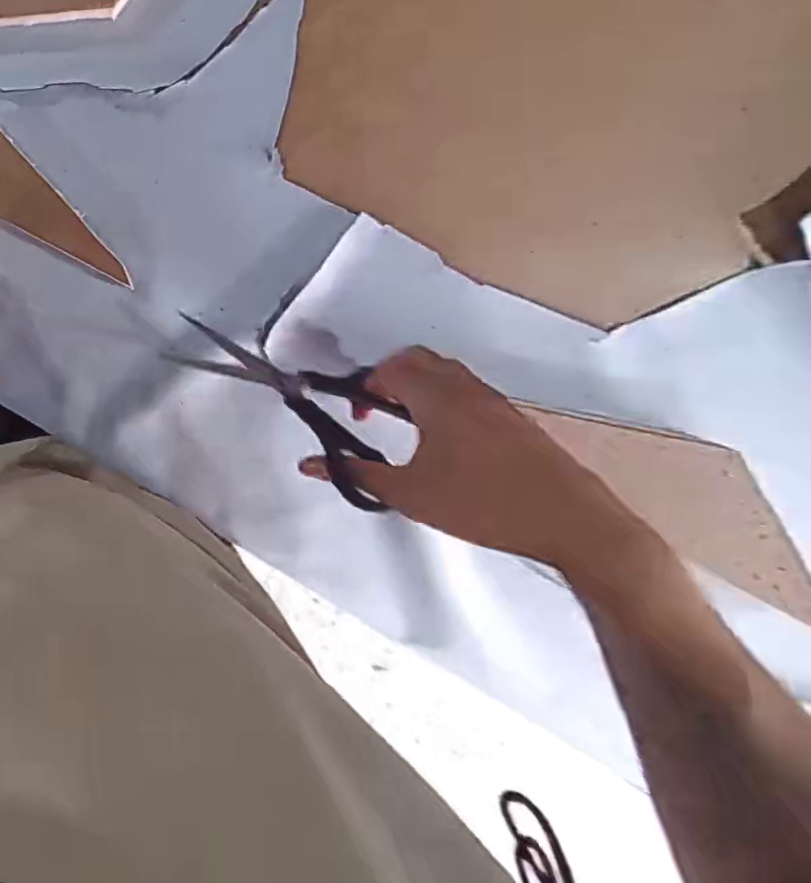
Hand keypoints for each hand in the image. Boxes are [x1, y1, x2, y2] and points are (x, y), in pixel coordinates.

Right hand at [300, 347, 659, 578]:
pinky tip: (440, 438)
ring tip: (404, 421)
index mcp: (440, 402)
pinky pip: (470, 392)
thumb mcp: (407, 494)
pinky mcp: (517, 424)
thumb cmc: (486, 507)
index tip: (356, 413)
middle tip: (374, 406)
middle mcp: (470, 394)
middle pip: (420, 360)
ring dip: (417, 386)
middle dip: (387, 375)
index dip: (363, 384)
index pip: (391, 367)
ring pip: (448, 374)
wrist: (579, 530)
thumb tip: (311, 464)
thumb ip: (355, 473)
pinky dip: (444, 399)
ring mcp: (499, 407)